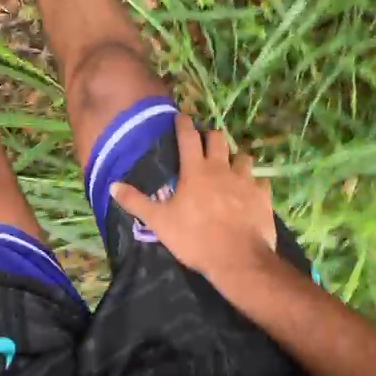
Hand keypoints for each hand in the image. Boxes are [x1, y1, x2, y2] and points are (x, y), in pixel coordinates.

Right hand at [110, 115, 278, 286]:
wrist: (238, 259)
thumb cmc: (194, 238)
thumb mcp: (159, 222)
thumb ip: (136, 202)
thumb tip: (113, 185)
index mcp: (195, 171)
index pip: (188, 137)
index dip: (183, 124)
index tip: (182, 116)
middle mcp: (221, 169)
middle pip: (218, 139)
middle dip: (211, 135)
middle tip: (206, 140)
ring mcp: (245, 181)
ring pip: (243, 157)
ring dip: (235, 158)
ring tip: (231, 165)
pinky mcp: (262, 196)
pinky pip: (260, 182)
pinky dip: (254, 183)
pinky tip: (251, 191)